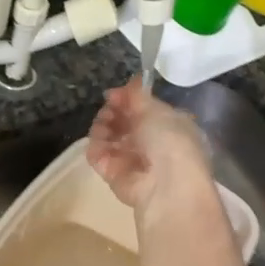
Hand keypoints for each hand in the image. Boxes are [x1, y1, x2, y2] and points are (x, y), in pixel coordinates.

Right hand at [86, 79, 212, 214]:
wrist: (165, 184)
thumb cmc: (169, 141)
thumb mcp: (156, 110)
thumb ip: (138, 96)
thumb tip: (131, 80)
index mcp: (167, 125)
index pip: (142, 109)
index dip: (126, 100)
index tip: (113, 95)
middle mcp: (149, 142)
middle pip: (122, 122)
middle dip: (112, 113)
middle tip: (109, 110)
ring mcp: (129, 159)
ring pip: (108, 137)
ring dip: (102, 127)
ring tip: (104, 126)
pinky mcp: (113, 174)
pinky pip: (98, 155)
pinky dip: (96, 147)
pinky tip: (99, 141)